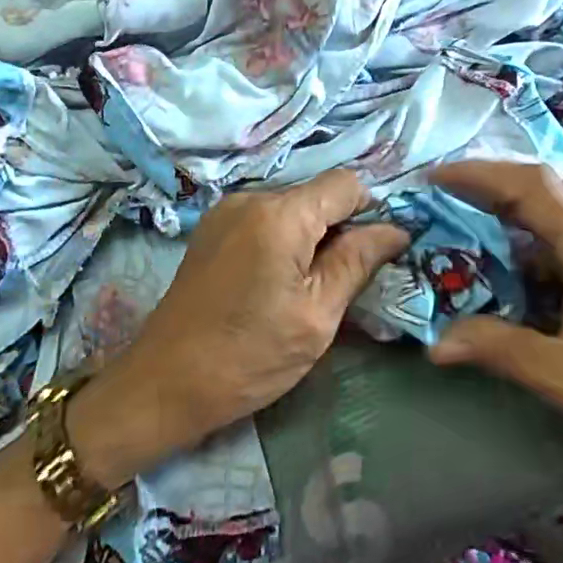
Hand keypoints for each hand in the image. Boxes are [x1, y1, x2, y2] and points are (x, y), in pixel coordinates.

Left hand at [69, 170, 410, 485]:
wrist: (167, 379)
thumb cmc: (249, 355)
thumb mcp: (317, 315)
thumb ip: (357, 262)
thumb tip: (396, 229)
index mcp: (278, 214)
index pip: (346, 184)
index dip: (370, 213)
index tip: (375, 256)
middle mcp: (248, 198)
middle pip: (315, 196)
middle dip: (339, 231)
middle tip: (343, 286)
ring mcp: (224, 212)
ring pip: (290, 210)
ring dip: (309, 240)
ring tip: (306, 292)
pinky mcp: (211, 231)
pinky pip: (262, 222)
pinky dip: (281, 244)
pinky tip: (274, 286)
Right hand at [424, 161, 562, 490]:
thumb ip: (495, 347)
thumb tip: (434, 344)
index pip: (532, 186)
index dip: (478, 173)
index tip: (433, 178)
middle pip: (541, 198)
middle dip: (484, 197)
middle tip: (435, 208)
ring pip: (555, 227)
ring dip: (506, 230)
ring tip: (460, 247)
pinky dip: (530, 257)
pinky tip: (510, 285)